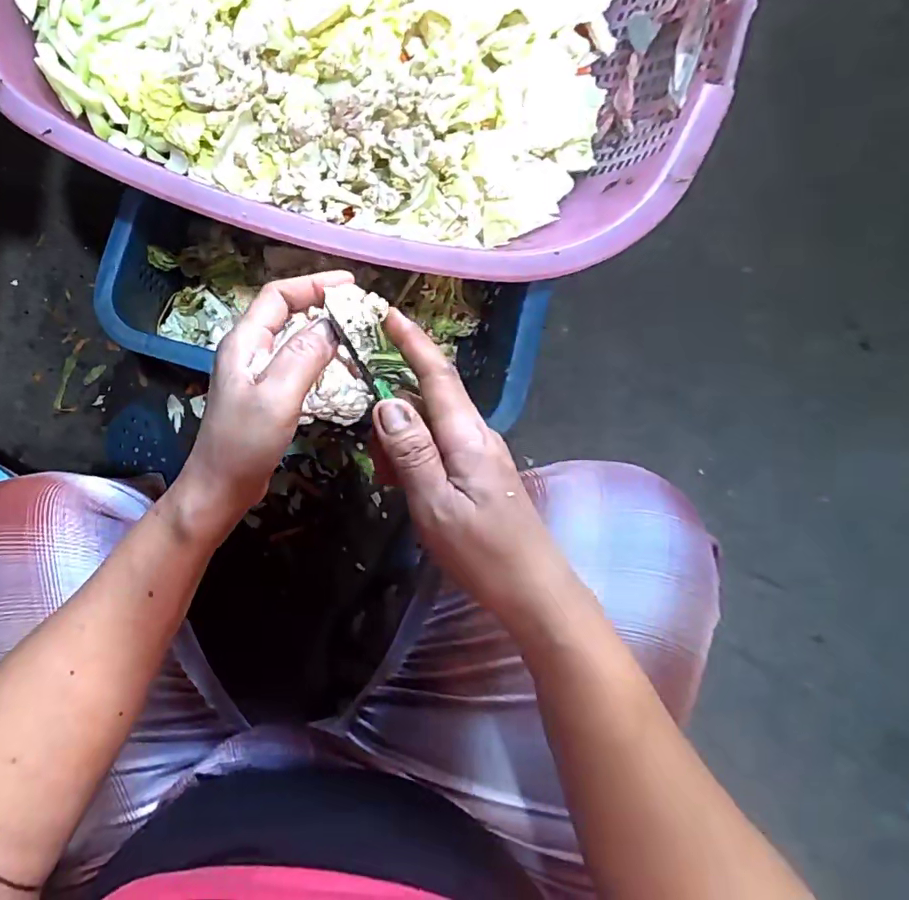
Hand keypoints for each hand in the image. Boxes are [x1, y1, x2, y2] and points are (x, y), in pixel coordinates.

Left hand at [174, 271, 352, 534]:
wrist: (220, 487)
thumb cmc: (243, 442)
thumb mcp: (277, 396)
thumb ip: (303, 355)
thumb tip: (332, 323)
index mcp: (244, 342)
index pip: (278, 295)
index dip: (313, 284)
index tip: (351, 286)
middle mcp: (248, 350)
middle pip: (286, 312)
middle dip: (322, 304)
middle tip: (361, 311)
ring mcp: (255, 372)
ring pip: (293, 338)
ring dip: (323, 332)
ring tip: (358, 335)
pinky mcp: (264, 393)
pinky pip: (295, 363)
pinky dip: (319, 358)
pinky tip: (341, 369)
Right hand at [368, 310, 570, 615]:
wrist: (536, 594)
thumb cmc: (483, 553)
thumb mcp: (435, 504)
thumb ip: (411, 451)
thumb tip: (387, 401)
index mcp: (467, 436)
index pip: (437, 375)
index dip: (413, 342)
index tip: (389, 313)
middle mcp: (477, 434)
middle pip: (427, 399)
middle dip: (392, 408)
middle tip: (373, 453)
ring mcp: (480, 453)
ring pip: (428, 425)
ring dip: (399, 439)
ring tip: (387, 479)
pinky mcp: (479, 471)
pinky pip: (437, 446)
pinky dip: (412, 454)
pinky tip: (402, 484)